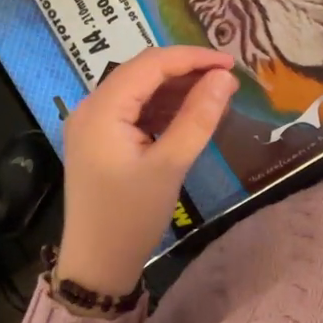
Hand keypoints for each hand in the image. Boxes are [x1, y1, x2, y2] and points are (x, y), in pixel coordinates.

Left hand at [55, 46, 238, 296]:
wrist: (97, 264)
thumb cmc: (131, 216)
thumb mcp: (169, 166)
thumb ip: (197, 118)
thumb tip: (225, 78)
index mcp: (101, 109)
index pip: (150, 64)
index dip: (192, 58)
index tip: (232, 63)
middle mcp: (91, 108)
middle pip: (142, 72)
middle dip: (186, 71)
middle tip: (228, 80)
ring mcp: (92, 124)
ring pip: (139, 91)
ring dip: (176, 90)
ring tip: (217, 97)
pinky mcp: (100, 140)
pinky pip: (134, 111)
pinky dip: (163, 109)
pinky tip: (191, 115)